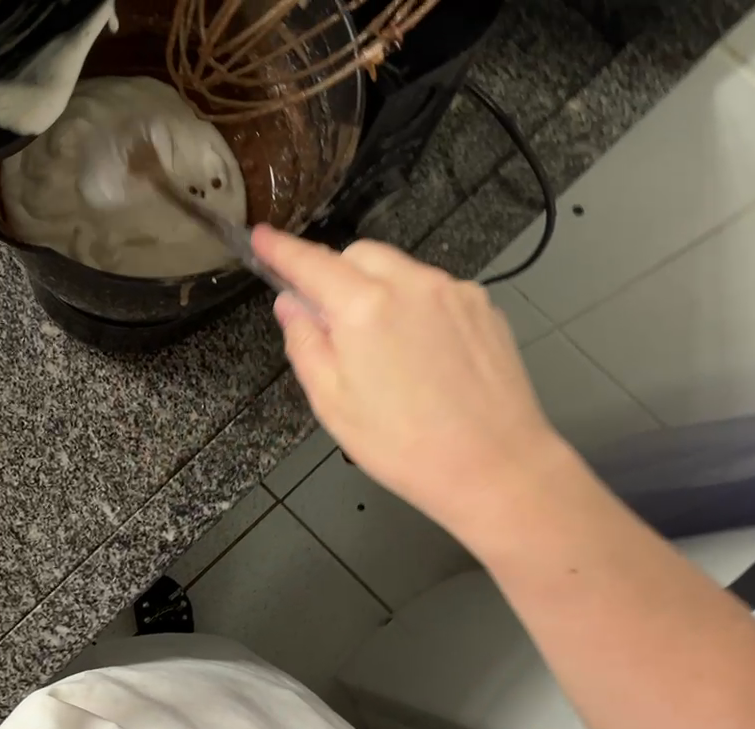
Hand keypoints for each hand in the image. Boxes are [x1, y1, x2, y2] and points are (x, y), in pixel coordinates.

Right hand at [252, 226, 571, 538]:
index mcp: (364, 308)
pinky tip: (416, 358)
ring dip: (375, 293)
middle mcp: (412, 286)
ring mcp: (454, 293)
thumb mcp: (330, 401)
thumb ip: (305, 343)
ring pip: (399, 272)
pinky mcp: (483, 308)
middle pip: (358, 256)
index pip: (311, 264)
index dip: (282, 250)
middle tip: (326, 323)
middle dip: (334, 277)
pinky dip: (412, 308)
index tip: (262, 238)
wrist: (492, 465)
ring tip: (378, 354)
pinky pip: (433, 292)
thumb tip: (291, 307)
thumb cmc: (404, 444)